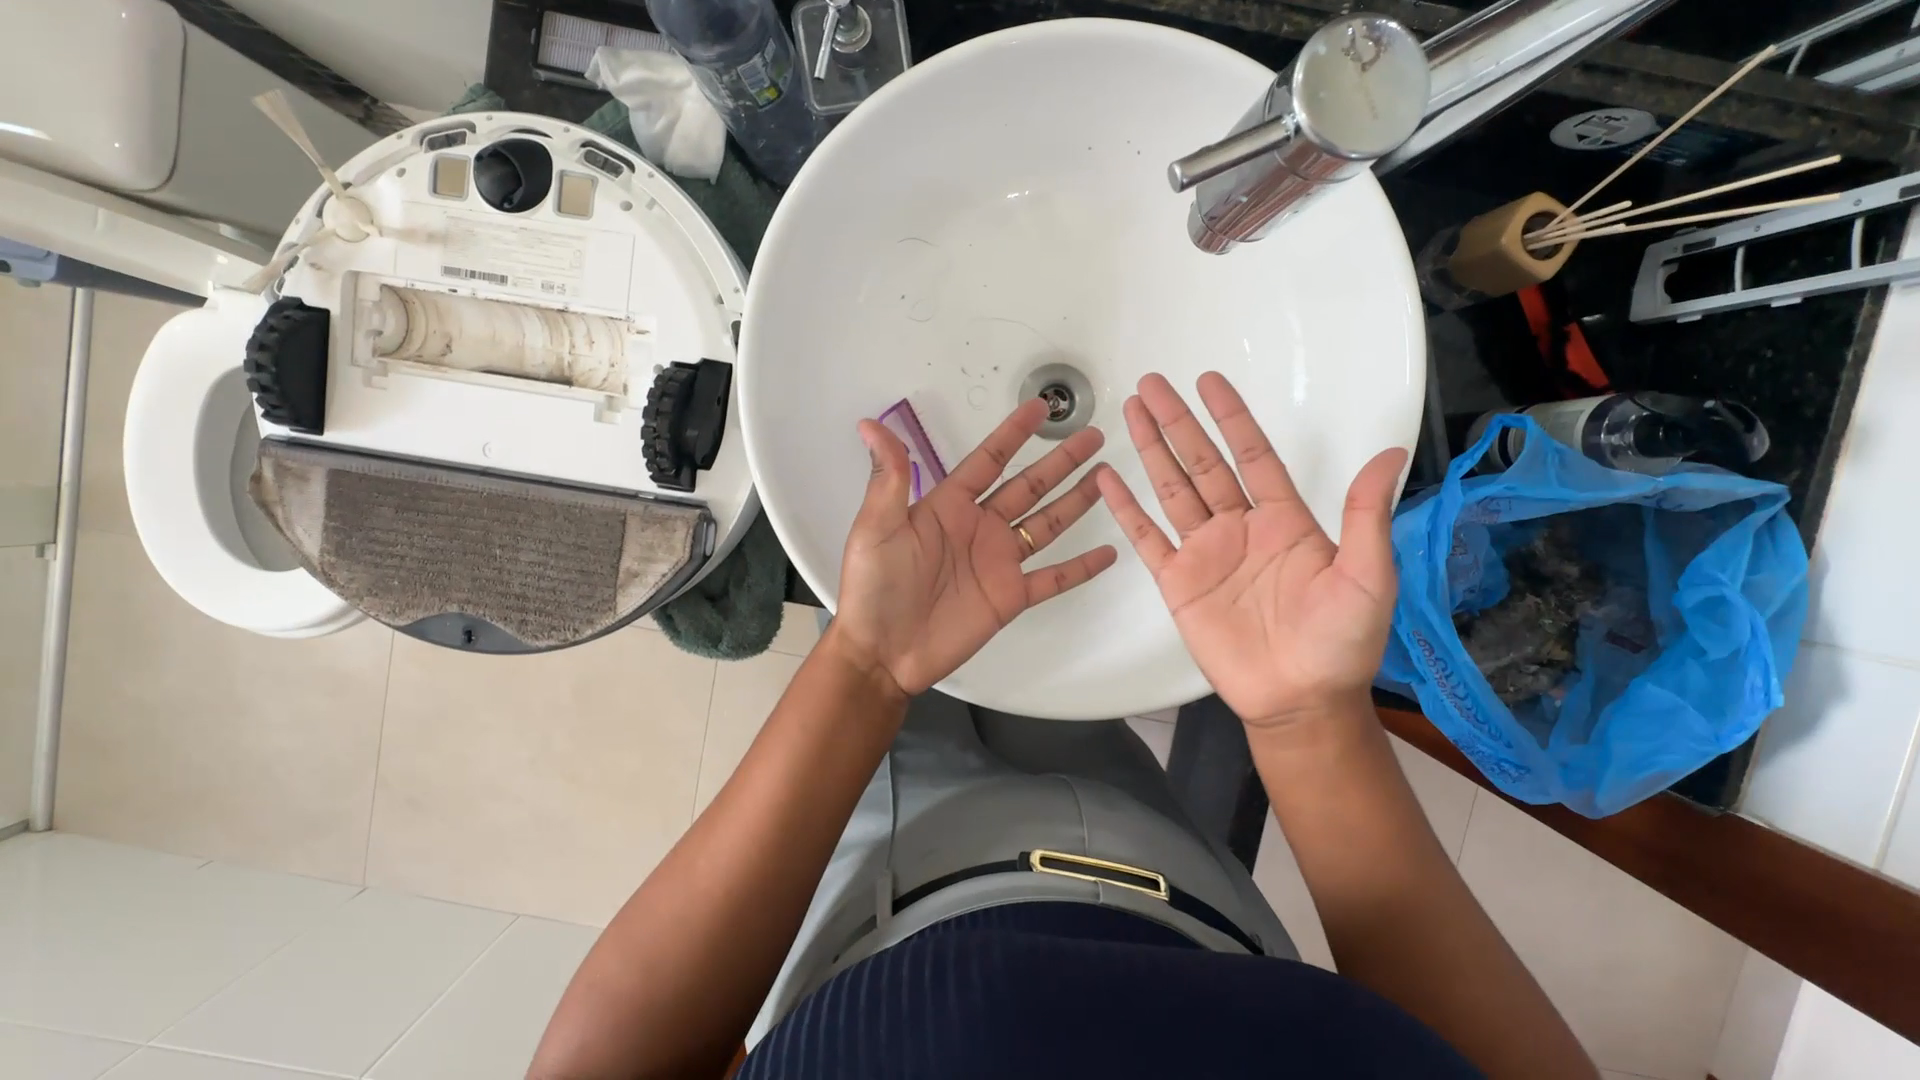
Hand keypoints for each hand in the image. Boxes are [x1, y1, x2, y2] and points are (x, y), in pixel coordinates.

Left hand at [832, 398, 1117, 696]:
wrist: (883, 652)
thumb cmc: (874, 588)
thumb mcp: (876, 527)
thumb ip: (889, 477)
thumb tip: (871, 424)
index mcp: (948, 506)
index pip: (989, 460)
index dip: (1014, 433)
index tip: (1039, 408)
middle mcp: (978, 528)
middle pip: (1029, 486)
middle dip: (1061, 461)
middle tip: (1092, 437)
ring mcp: (997, 563)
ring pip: (1047, 524)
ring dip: (1076, 502)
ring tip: (1105, 479)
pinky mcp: (1009, 597)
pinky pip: (1052, 579)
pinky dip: (1080, 568)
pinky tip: (1106, 554)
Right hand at [1096, 373, 1406, 730]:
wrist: (1299, 700)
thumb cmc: (1340, 643)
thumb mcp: (1366, 576)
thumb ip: (1365, 516)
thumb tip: (1388, 454)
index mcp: (1284, 521)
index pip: (1251, 455)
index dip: (1230, 418)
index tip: (1209, 382)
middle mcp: (1240, 527)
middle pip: (1201, 462)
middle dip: (1177, 421)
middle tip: (1152, 385)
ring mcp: (1205, 553)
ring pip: (1171, 489)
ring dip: (1151, 450)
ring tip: (1131, 413)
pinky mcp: (1178, 583)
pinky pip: (1147, 537)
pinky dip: (1127, 508)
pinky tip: (1110, 480)